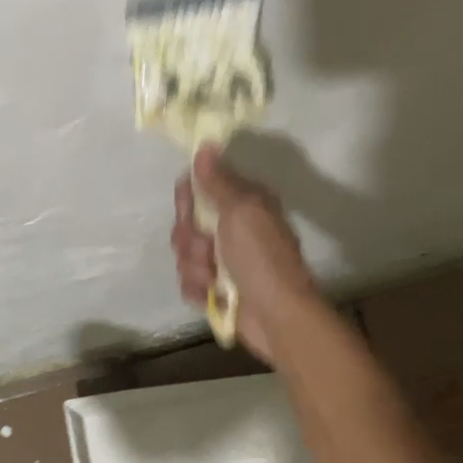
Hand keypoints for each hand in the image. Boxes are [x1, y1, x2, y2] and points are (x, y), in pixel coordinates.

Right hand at [171, 146, 321, 362]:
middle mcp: (232, 227)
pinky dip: (197, 287)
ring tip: (213, 278)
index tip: (190, 212)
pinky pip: (188, 279)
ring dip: (194, 266)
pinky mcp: (216, 287)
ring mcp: (223, 259)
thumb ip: (218, 180)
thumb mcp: (242, 211)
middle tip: (206, 250)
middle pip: (187, 221)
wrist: (277, 317)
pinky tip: (211, 293)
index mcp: (242, 204)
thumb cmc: (262, 259)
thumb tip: (206, 145)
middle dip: (189, 238)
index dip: (188, 200)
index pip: (199, 188)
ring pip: (184, 252)